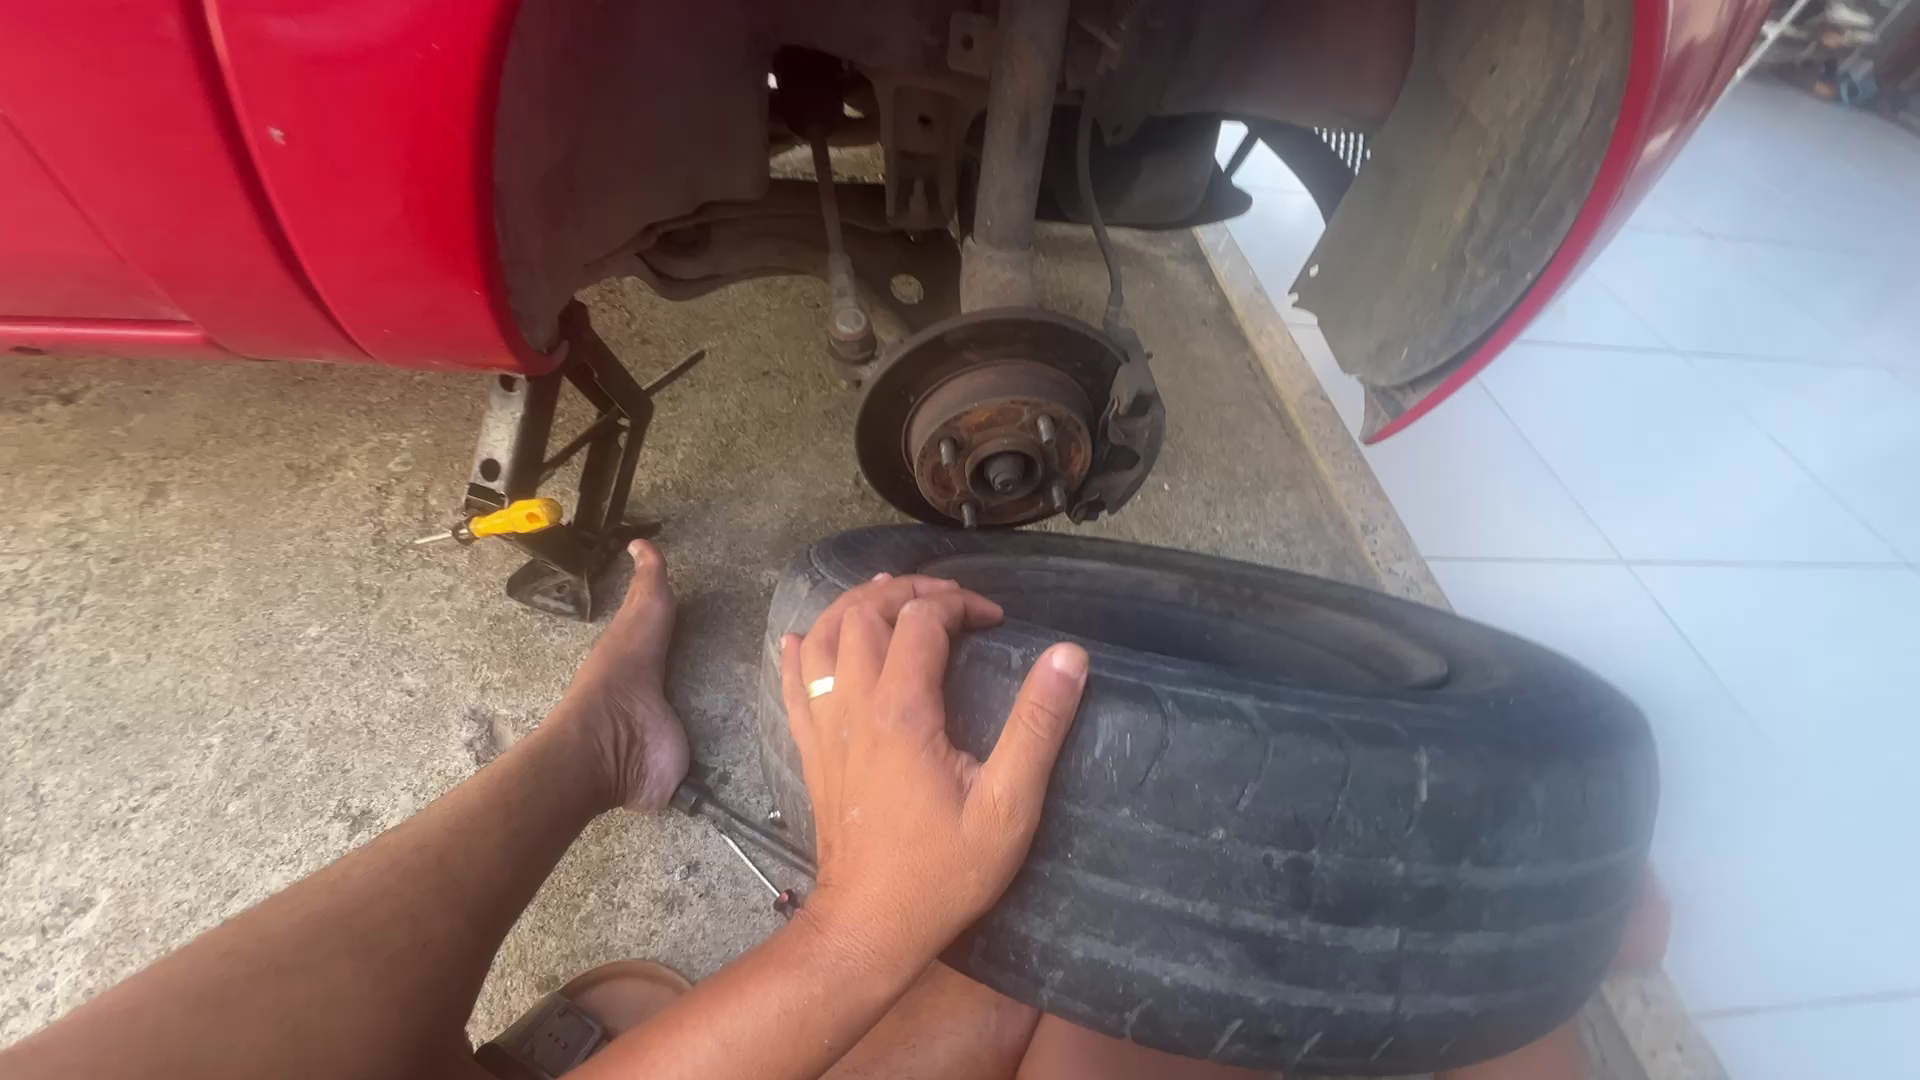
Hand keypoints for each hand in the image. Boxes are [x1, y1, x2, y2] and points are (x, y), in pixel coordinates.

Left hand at [779, 573, 1088, 966]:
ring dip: (853, 606)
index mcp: (902, 709)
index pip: (922, 621)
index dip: (960, 604)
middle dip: (907, 591)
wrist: (869, 926)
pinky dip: (798, 651)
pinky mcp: (810, 748)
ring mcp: (824, 725)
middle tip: (947, 597)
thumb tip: (1068, 655)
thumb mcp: (1009, 805)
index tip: (994, 619)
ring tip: (886, 594)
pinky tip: (800, 638)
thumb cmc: (943, 869)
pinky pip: (792, 684)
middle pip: (864, 615)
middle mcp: (854, 704)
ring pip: (822, 638)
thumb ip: (1038, 725)